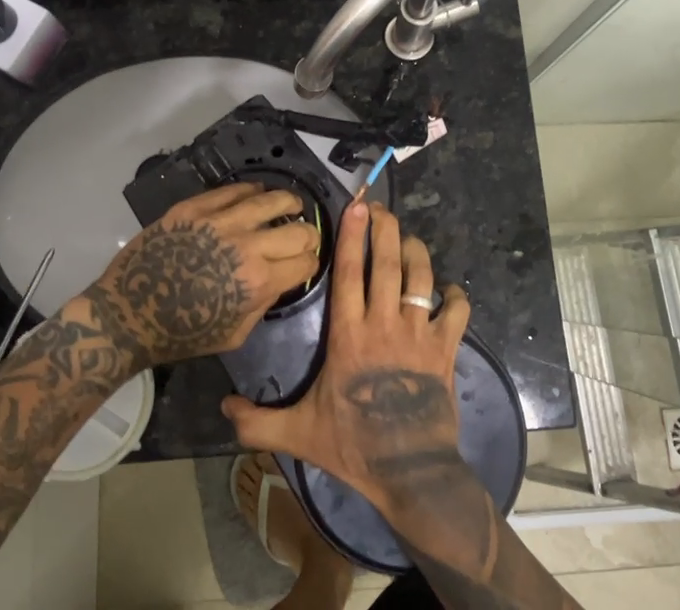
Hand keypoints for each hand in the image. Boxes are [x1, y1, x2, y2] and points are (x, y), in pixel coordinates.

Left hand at [82, 182, 320, 369]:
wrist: (130, 314)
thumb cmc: (183, 333)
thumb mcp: (235, 334)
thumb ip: (264, 304)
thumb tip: (279, 279)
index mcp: (258, 282)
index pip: (306, 261)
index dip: (311, 263)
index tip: (305, 264)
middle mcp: (246, 246)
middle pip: (298, 229)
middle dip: (307, 234)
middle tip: (301, 236)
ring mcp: (219, 221)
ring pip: (270, 198)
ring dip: (287, 203)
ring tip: (290, 205)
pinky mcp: (194, 207)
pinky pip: (233, 190)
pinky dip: (252, 190)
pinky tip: (257, 194)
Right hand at [220, 201, 470, 509]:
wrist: (409, 471)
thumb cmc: (353, 446)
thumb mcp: (297, 434)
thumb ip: (257, 421)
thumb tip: (223, 406)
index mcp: (348, 335)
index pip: (349, 273)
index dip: (351, 236)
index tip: (355, 207)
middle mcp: (384, 324)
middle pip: (388, 263)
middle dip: (386, 228)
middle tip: (380, 209)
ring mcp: (419, 334)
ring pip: (421, 277)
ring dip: (416, 252)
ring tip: (408, 239)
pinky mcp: (446, 349)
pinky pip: (456, 311)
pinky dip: (453, 295)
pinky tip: (446, 291)